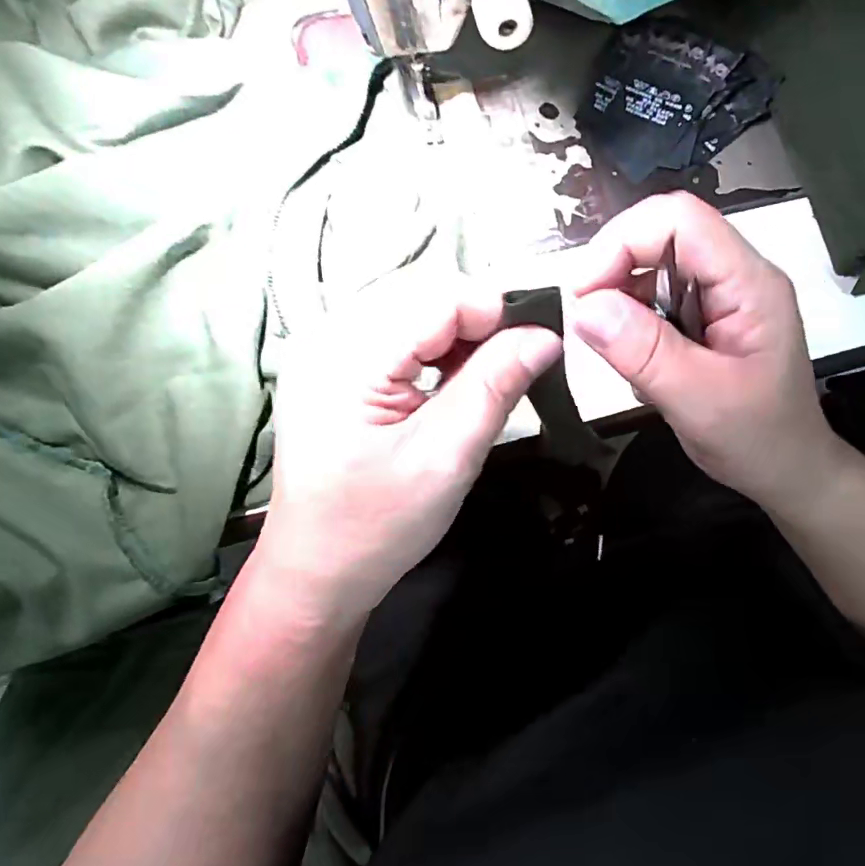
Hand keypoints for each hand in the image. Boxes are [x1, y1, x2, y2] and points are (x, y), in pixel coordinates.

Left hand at [261, 275, 561, 623]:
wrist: (319, 572)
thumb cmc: (378, 526)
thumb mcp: (448, 457)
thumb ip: (496, 386)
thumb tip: (545, 337)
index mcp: (346, 356)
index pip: (439, 296)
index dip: (497, 313)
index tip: (539, 348)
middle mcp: (328, 336)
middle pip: (425, 293)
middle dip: (480, 323)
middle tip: (514, 370)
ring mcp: (327, 349)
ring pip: (416, 309)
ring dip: (461, 336)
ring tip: (483, 381)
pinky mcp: (336, 367)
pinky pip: (399, 333)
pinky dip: (438, 349)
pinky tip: (451, 382)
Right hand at [572, 192, 841, 510]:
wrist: (788, 469)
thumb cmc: (758, 440)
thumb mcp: (697, 400)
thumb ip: (644, 352)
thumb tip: (584, 307)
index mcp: (750, 284)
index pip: (680, 220)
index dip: (623, 241)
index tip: (585, 293)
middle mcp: (737, 278)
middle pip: (664, 236)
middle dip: (616, 272)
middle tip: (589, 324)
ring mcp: (723, 297)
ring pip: (655, 268)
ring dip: (624, 304)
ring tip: (622, 355)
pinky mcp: (708, 318)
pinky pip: (658, 299)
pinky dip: (635, 326)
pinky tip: (643, 366)